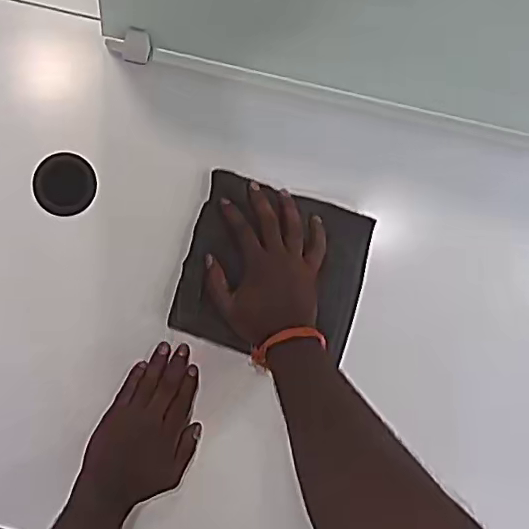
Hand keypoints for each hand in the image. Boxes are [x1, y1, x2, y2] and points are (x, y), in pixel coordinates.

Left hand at [74, 342, 200, 516]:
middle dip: (177, 365)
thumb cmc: (137, 483)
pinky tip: (142, 364)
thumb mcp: (172, 474)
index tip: (192, 369)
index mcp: (168, 434)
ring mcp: (132, 413)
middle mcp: (151, 419)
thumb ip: (186, 448)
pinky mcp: (115, 412)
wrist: (107, 485)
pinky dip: (135, 375)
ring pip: (148, 382)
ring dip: (158, 363)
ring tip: (164, 349)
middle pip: (168, 386)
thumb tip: (195, 428)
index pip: (182, 401)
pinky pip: (128, 388)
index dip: (189, 383)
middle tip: (182, 350)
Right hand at [204, 182, 326, 347]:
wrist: (289, 340)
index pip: (243, 230)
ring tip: (282, 193)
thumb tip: (211, 260)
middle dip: (259, 201)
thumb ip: (216, 281)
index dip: (233, 214)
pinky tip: (315, 220)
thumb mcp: (227, 306)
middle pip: (269, 221)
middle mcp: (279, 258)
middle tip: (253, 188)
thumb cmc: (259, 325)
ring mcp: (297, 263)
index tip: (226, 203)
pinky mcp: (310, 272)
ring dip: (287, 208)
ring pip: (294, 228)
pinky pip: (317, 247)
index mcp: (258, 264)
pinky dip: (317, 232)